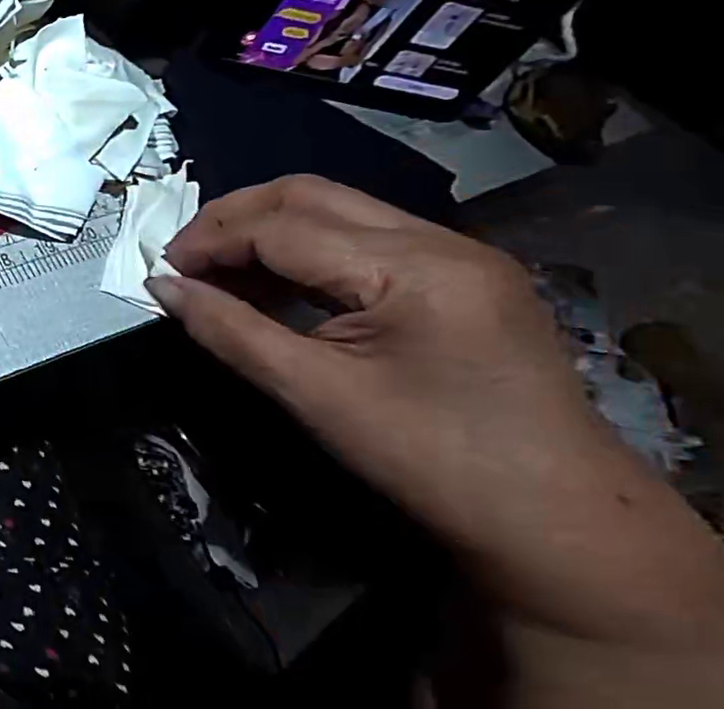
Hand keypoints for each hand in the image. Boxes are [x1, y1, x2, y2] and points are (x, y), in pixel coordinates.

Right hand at [148, 182, 723, 705]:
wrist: (561, 528)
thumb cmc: (432, 463)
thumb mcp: (315, 395)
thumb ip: (230, 331)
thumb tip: (161, 288)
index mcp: (412, 267)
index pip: (283, 227)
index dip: (213, 240)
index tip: (163, 267)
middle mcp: (439, 238)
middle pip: (308, 194)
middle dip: (234, 216)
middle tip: (186, 255)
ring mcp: (456, 251)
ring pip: (335, 208)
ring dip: (267, 228)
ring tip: (220, 266)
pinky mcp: (459, 272)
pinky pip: (362, 237)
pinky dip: (306, 249)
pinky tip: (276, 280)